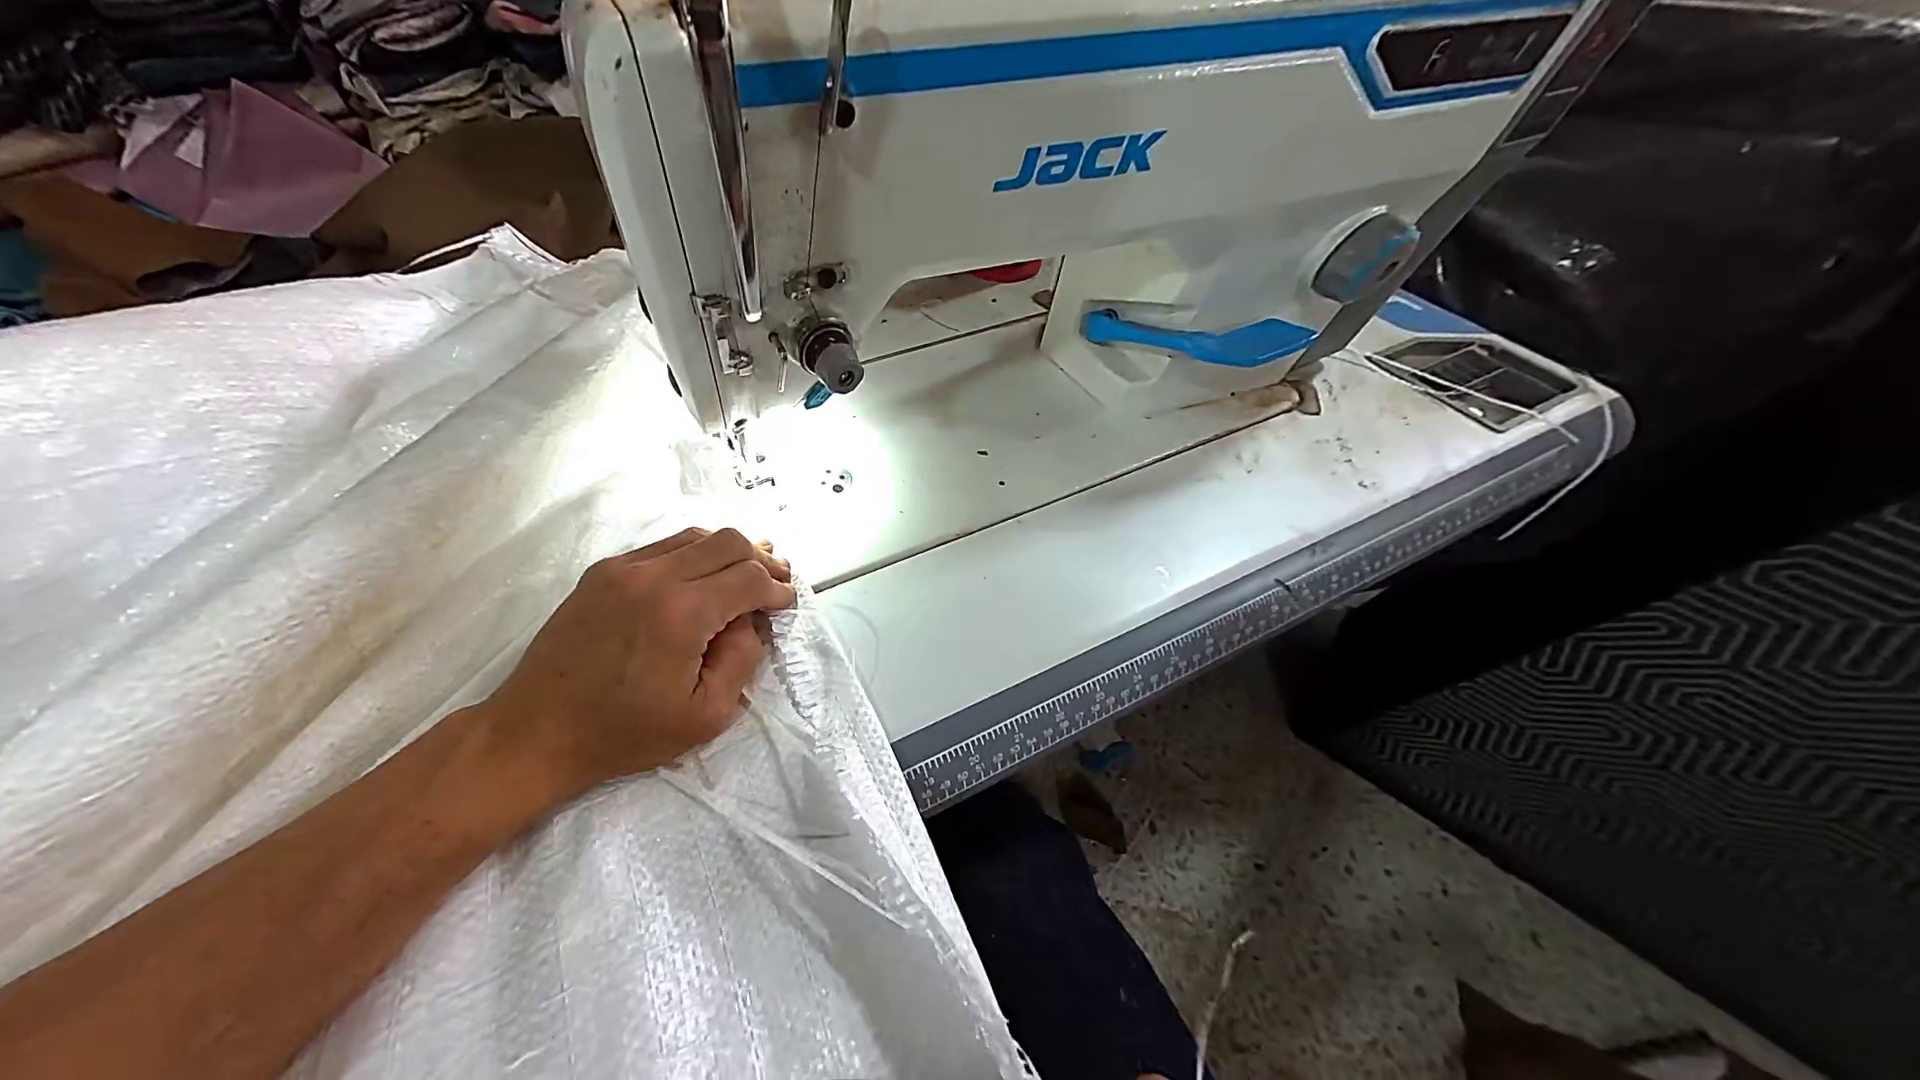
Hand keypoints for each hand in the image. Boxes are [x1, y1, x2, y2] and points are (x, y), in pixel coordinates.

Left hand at [483, 527, 795, 799]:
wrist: (535, 733)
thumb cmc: (624, 733)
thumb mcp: (705, 715)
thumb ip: (742, 659)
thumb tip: (750, 621)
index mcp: (680, 614)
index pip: (749, 577)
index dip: (777, 590)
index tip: (787, 605)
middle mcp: (652, 577)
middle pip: (729, 542)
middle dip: (762, 560)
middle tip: (777, 583)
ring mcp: (622, 569)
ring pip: (696, 535)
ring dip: (730, 552)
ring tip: (746, 576)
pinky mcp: (601, 572)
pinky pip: (663, 547)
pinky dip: (694, 556)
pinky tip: (701, 580)